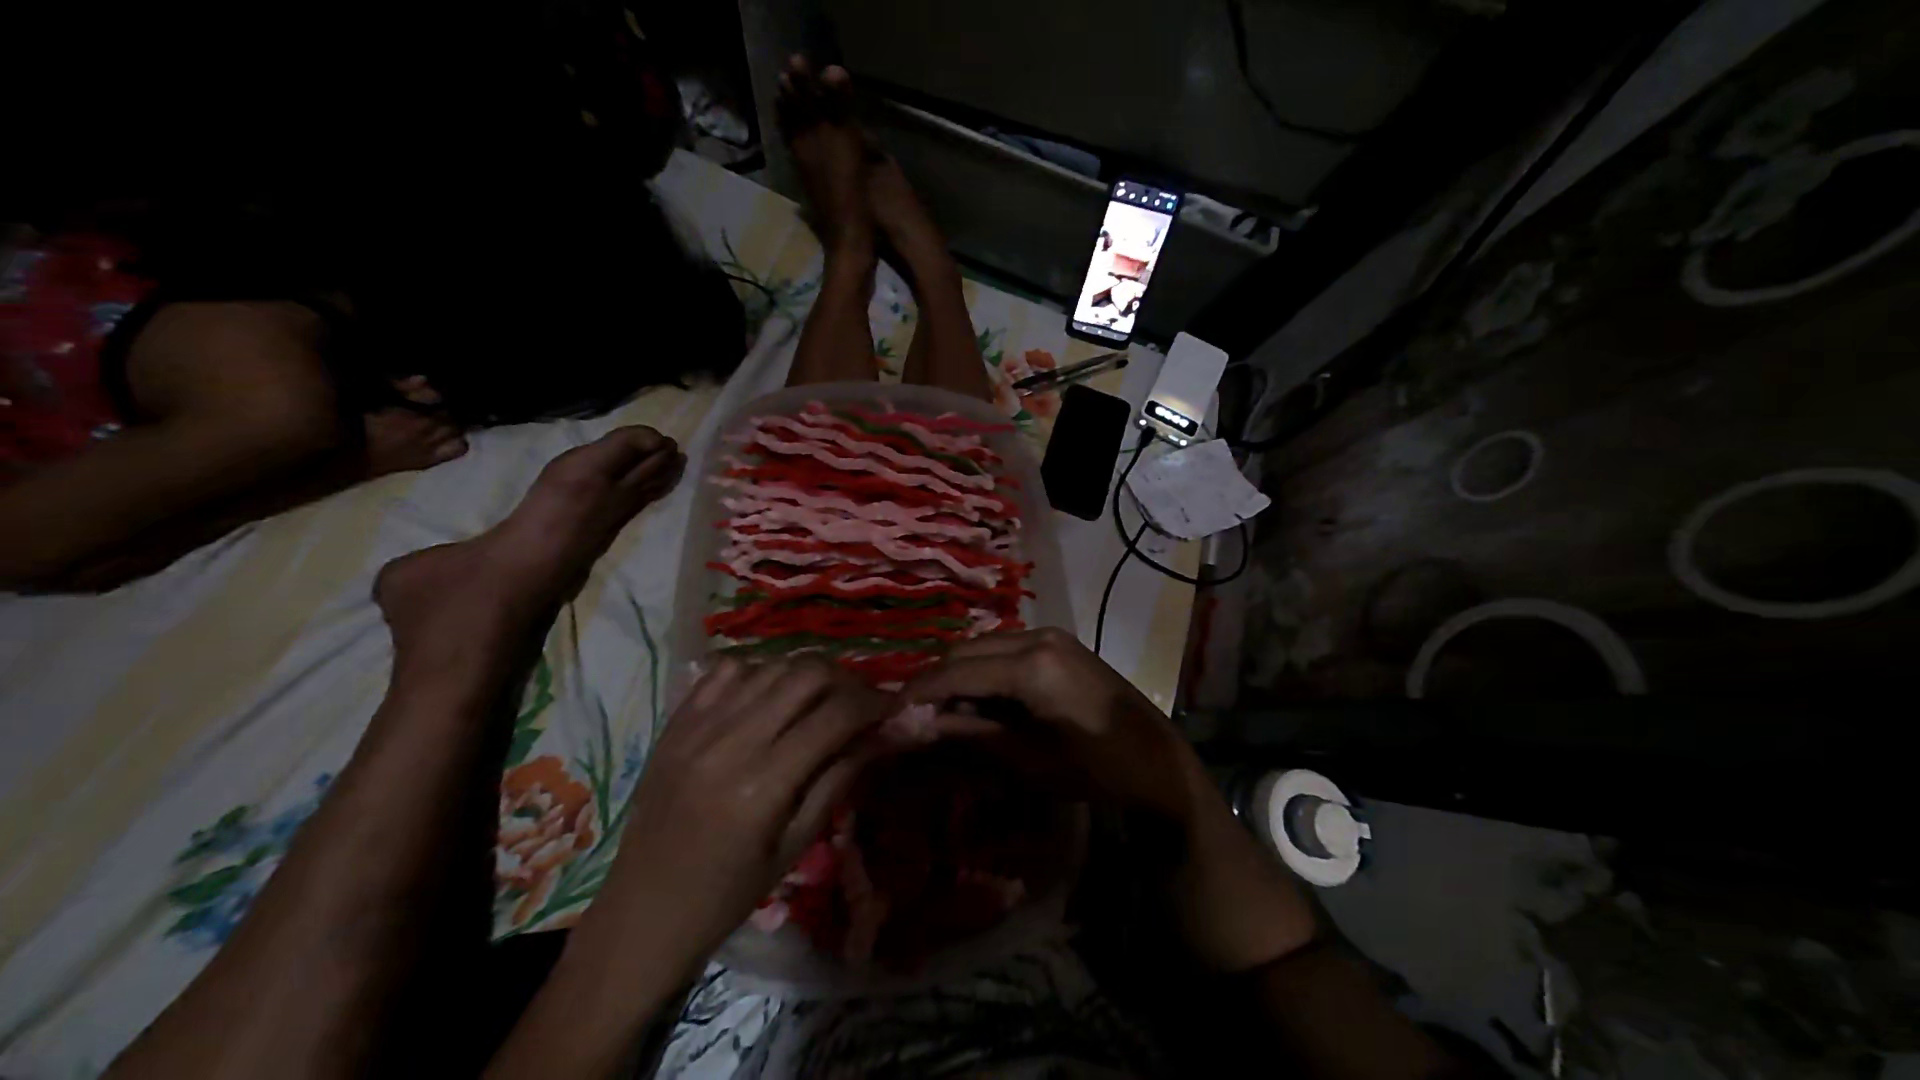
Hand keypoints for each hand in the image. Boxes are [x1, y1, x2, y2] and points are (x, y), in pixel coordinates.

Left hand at [598, 657, 888, 964]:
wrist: (644, 910)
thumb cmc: (729, 893)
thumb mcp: (796, 845)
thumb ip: (841, 778)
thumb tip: (887, 733)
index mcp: (762, 786)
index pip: (836, 715)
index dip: (874, 703)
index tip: (892, 707)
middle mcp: (729, 743)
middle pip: (806, 674)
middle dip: (846, 679)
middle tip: (859, 701)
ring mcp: (696, 726)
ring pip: (770, 664)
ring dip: (806, 675)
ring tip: (819, 698)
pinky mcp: (676, 721)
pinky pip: (726, 669)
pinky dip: (759, 671)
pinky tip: (770, 696)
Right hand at [899, 628, 1198, 822]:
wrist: (1160, 763)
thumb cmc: (1097, 770)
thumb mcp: (1028, 761)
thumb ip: (970, 735)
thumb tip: (916, 726)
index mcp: (1032, 666)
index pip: (956, 672)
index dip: (917, 694)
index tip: (888, 717)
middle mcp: (1037, 637)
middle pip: (965, 652)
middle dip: (934, 683)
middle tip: (912, 719)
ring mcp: (1051, 636)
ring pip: (983, 647)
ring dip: (958, 676)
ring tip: (941, 713)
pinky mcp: (1059, 643)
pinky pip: (1005, 649)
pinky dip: (984, 671)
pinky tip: (978, 700)